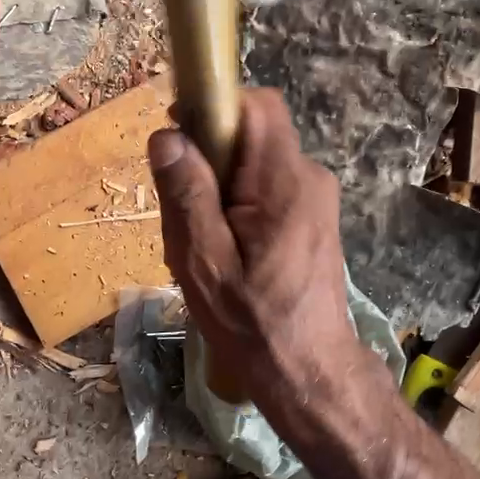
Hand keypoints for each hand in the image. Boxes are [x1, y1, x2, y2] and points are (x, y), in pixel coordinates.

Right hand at [148, 90, 380, 415]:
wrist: (308, 373)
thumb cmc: (252, 323)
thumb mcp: (204, 262)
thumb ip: (187, 196)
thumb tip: (166, 136)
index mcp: (285, 183)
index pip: (257, 105)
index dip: (214, 107)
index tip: (178, 140)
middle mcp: (308, 178)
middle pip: (250, 134)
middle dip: (206, 158)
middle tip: (182, 211)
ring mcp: (313, 198)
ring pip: (251, 162)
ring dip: (216, 187)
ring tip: (200, 241)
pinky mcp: (309, 217)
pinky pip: (262, 187)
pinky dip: (234, 205)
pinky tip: (222, 252)